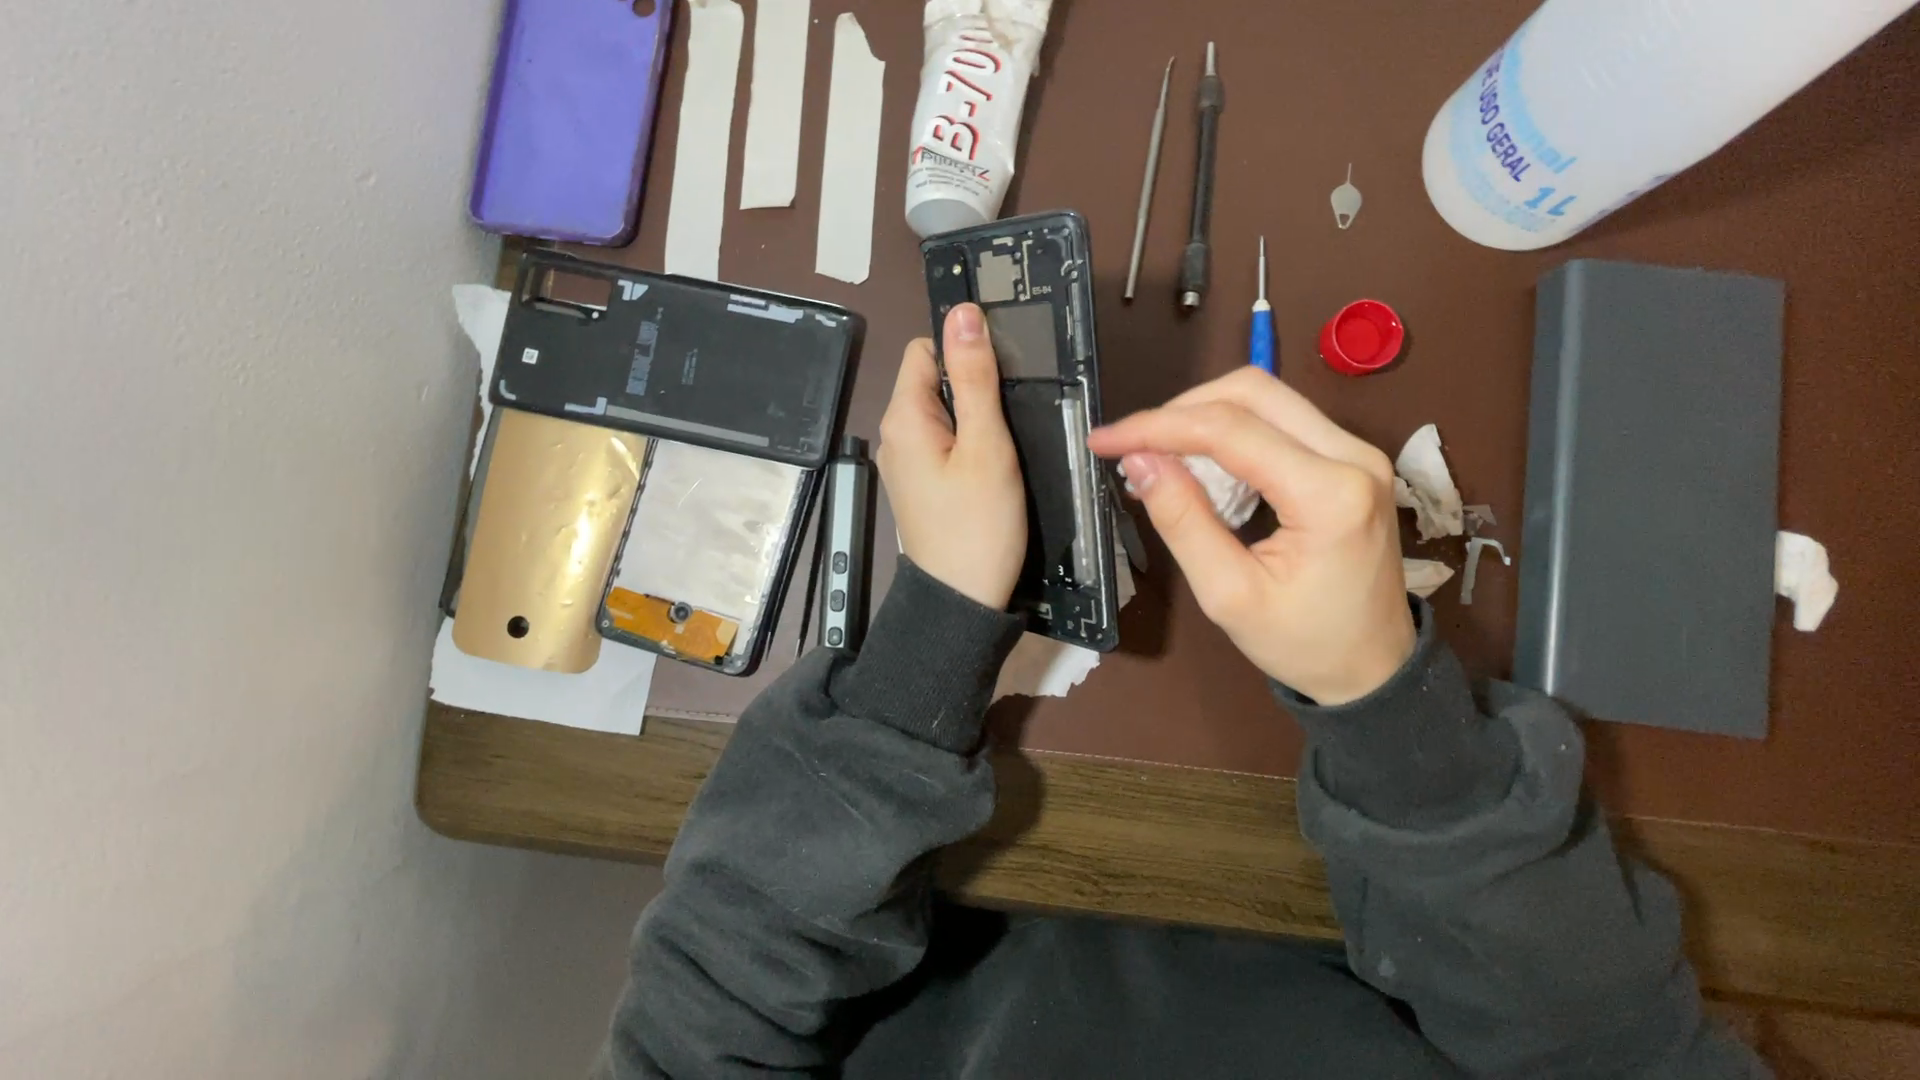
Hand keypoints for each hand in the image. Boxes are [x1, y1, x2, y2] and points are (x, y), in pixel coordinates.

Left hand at [877, 304, 1026, 609]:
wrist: (961, 600)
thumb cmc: (978, 524)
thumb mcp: (986, 445)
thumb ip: (974, 378)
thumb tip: (963, 313)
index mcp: (903, 416)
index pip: (926, 348)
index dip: (964, 351)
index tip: (1001, 375)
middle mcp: (894, 433)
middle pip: (932, 380)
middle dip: (972, 386)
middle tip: (1009, 416)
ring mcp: (903, 461)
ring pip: (940, 413)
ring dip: (973, 417)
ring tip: (1003, 444)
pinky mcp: (918, 483)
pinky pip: (941, 443)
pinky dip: (966, 444)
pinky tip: (990, 466)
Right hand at [1087, 369, 1415, 704]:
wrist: (1373, 667)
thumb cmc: (1302, 643)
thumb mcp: (1228, 595)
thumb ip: (1183, 521)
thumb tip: (1138, 461)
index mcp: (1328, 494)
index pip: (1229, 430)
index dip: (1156, 427)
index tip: (1105, 441)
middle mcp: (1352, 455)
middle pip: (1253, 390)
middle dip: (1181, 410)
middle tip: (1135, 446)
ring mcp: (1357, 452)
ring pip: (1267, 397)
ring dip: (1204, 415)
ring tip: (1162, 456)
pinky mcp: (1350, 458)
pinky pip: (1281, 419)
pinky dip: (1231, 430)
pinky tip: (1201, 464)